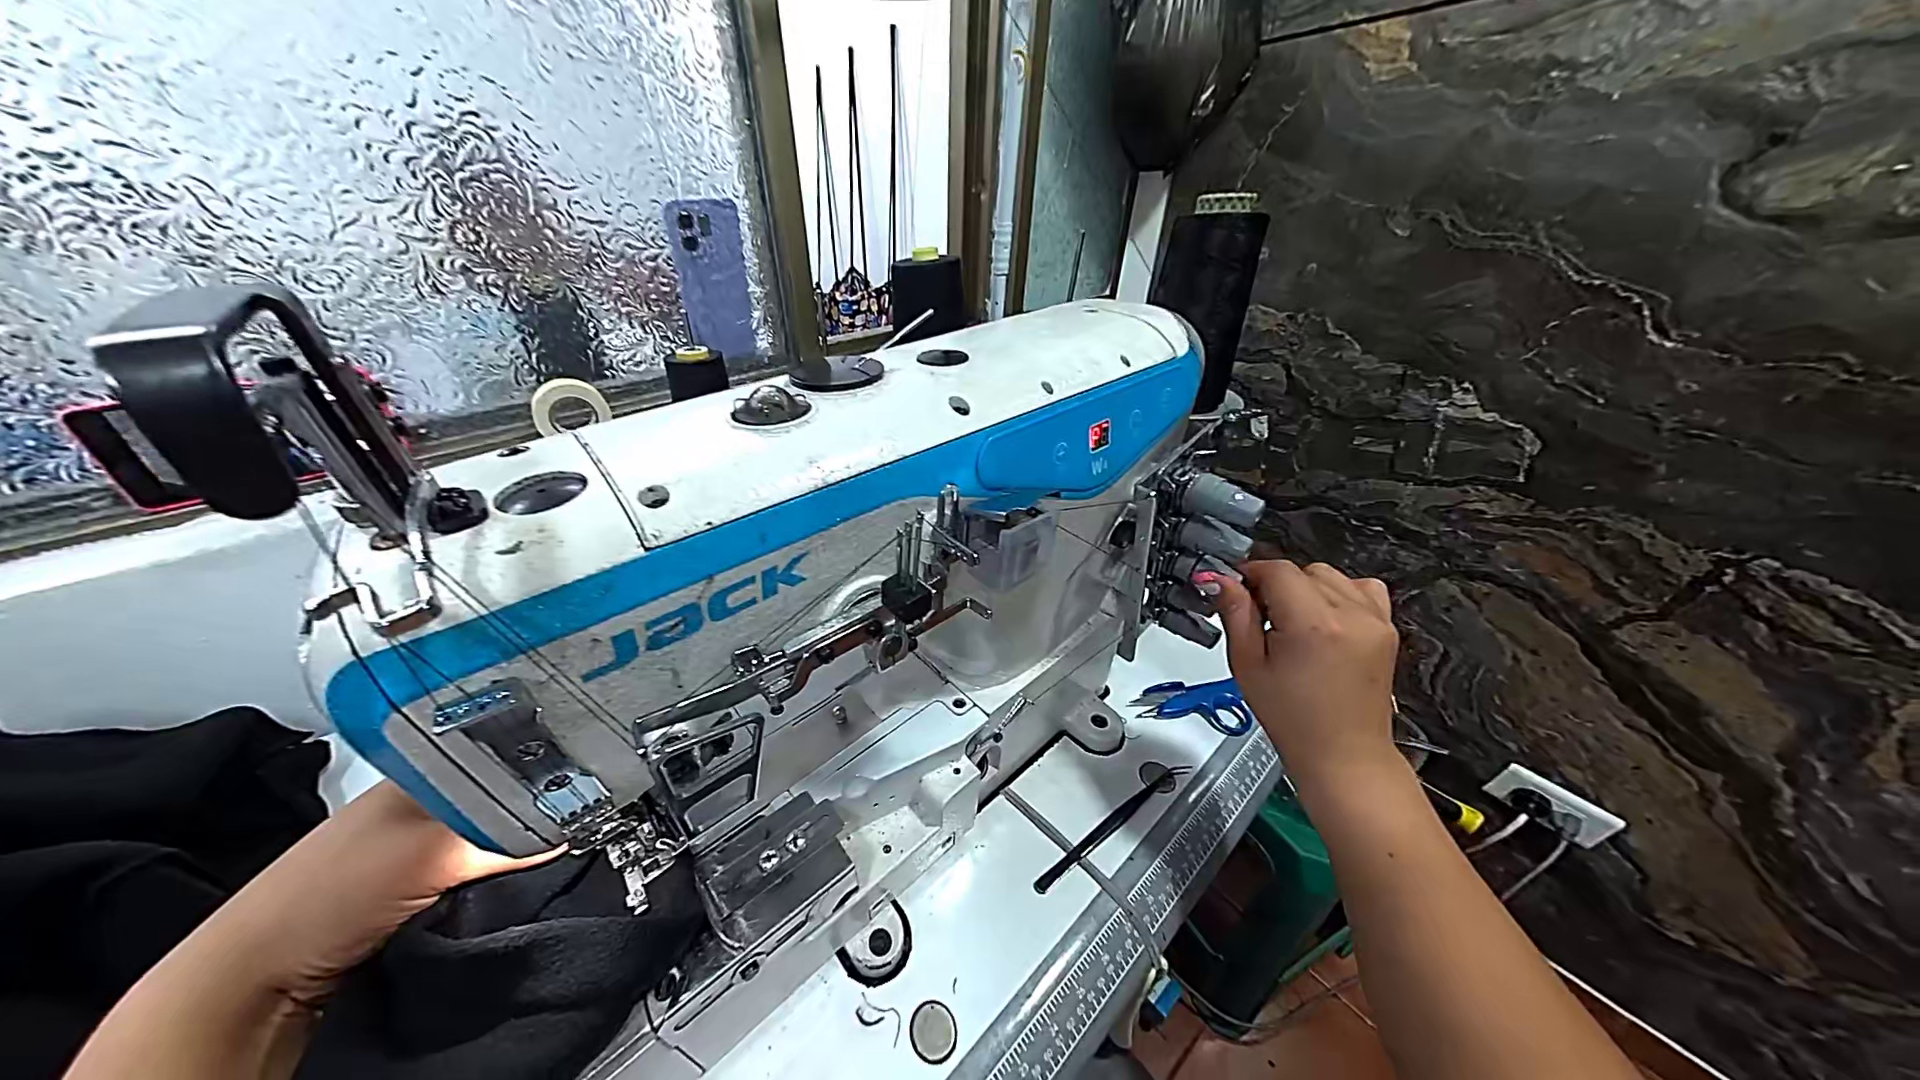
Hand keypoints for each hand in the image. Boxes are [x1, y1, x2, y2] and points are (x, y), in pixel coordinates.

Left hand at [205, 781, 561, 1004]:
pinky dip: (506, 875)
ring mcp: (427, 840)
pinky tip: (522, 878)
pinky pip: (486, 867)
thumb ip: (507, 834)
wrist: (260, 979)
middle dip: (543, 809)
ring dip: (524, 847)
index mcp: (429, 770)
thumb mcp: (432, 849)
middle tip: (582, 818)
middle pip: (510, 795)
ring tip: (557, 849)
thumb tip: (571, 832)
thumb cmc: (328, 892)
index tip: (590, 781)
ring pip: (500, 832)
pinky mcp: (427, 880)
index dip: (551, 765)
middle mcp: (431, 798)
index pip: (509, 753)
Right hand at [1200, 561, 1399, 778]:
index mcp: (1313, 625)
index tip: (1235, 588)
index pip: (1276, 570)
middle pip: (1301, 570)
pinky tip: (1323, 619)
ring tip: (1292, 624)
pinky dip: (1338, 594)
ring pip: (1328, 575)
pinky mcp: (1386, 628)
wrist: (1343, 752)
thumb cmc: (1295, 719)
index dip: (1249, 574)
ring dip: (1304, 589)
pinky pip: (1361, 588)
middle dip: (1275, 586)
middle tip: (1261, 618)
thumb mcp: (1247, 664)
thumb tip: (1219, 579)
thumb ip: (1234, 613)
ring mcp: (1374, 621)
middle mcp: (1351, 616)